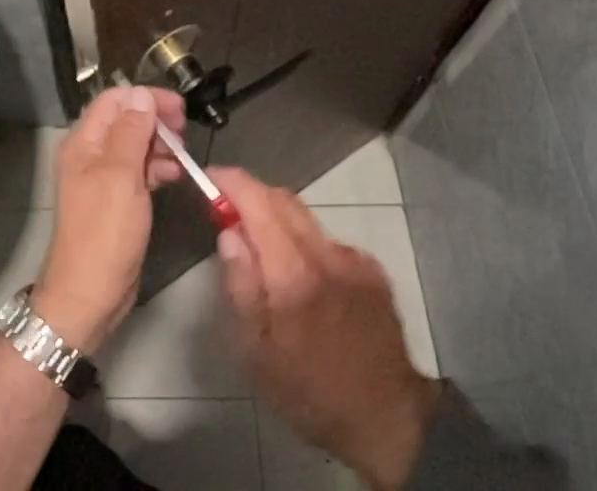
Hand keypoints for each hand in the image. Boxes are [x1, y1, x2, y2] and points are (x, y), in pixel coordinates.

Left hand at [33, 86, 186, 351]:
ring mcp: (103, 178)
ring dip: (160, 145)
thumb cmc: (104, 233)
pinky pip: (138, 171)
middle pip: (125, 120)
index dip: (146, 98)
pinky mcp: (116, 200)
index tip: (180, 109)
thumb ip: (131, 132)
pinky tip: (174, 176)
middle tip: (185, 133)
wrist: (89, 293)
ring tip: (183, 158)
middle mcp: (90, 155)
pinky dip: (157, 168)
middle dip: (156, 120)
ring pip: (134, 145)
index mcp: (84, 143)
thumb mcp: (120, 177)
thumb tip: (140, 93)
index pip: (114, 100)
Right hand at [211, 166, 441, 490]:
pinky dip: (306, 247)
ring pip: (307, 222)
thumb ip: (240, 285)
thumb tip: (229, 234)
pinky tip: (304, 283)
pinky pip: (329, 245)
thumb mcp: (255, 350)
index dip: (232, 182)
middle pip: (284, 201)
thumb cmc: (308, 391)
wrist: (387, 418)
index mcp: (293, 274)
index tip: (209, 177)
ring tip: (262, 257)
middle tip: (225, 212)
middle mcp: (327, 255)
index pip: (259, 203)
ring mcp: (356, 261)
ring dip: (278, 224)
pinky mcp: (374, 272)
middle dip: (252, 195)